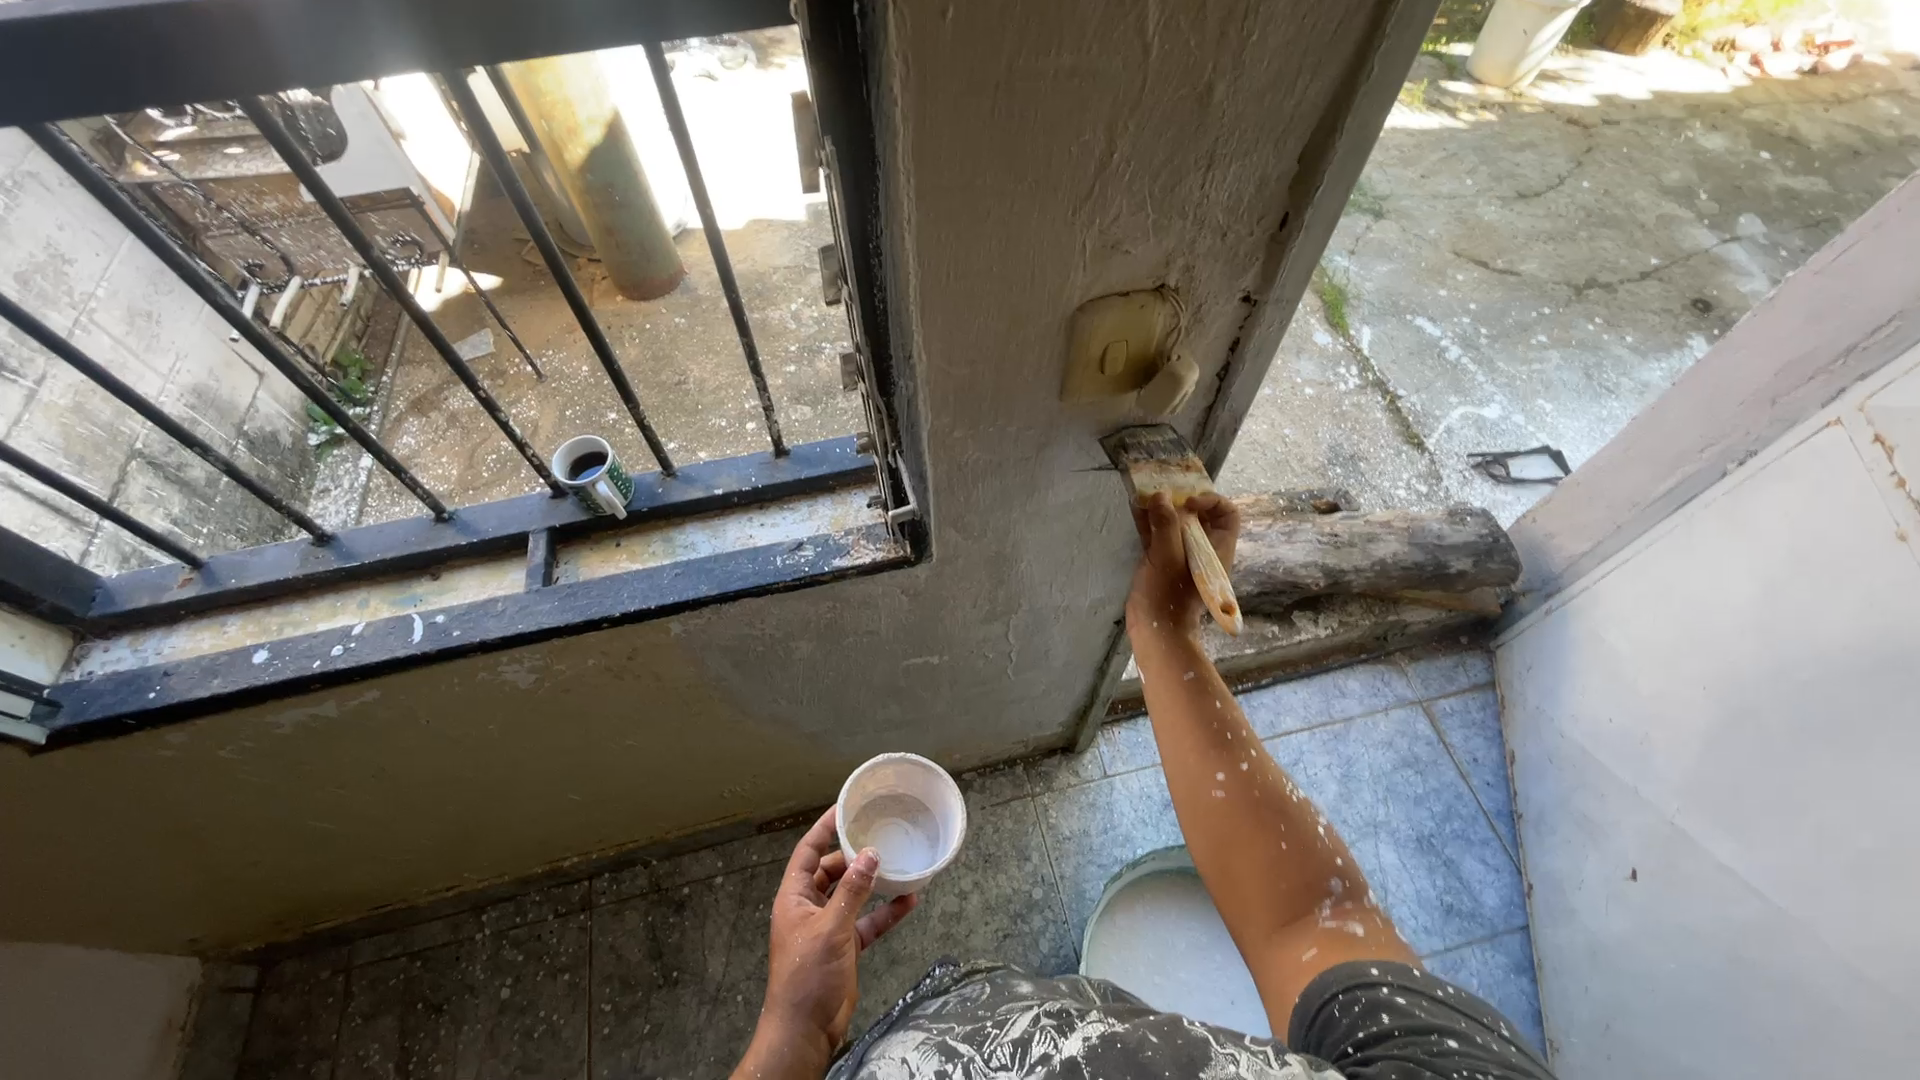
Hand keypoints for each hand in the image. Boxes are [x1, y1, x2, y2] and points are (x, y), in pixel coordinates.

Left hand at [733, 808, 917, 1079]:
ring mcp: (828, 927)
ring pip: (853, 894)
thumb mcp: (830, 928)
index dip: (825, 828)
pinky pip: (867, 921)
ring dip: (873, 882)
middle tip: (881, 834)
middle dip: (855, 855)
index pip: (808, 851)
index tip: (846, 807)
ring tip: (898, 862)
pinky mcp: (845, 947)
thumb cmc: (808, 975)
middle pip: (832, 870)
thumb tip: (870, 854)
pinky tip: (909, 900)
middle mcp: (810, 906)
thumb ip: (852, 891)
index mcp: (795, 897)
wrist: (804, 1030)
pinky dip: (885, 912)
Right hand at [1126, 491, 1239, 634]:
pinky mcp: (1162, 562)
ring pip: (1177, 524)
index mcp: (1216, 549)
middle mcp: (1202, 550)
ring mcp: (1181, 556)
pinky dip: (1150, 521)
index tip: (1187, 502)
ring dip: (1162, 508)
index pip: (1227, 514)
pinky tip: (1136, 508)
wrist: (1155, 631)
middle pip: (1199, 516)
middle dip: (1181, 499)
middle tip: (1162, 489)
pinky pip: (1159, 535)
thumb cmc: (1168, 596)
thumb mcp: (1166, 556)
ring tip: (1145, 494)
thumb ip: (1165, 524)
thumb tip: (1161, 496)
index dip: (1211, 501)